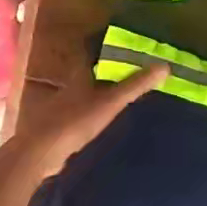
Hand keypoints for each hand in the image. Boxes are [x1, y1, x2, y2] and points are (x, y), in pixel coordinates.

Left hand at [10, 64, 168, 175]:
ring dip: (93, 101)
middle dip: (101, 79)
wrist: (41, 153)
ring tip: (114, 105)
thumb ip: (135, 86)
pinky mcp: (55, 132)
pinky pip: (74, 120)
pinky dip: (86, 120)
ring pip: (79, 100)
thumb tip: (164, 66)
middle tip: (124, 81)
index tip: (121, 53)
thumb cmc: (75, 122)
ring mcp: (58, 112)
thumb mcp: (110, 103)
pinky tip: (96, 129)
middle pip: (85, 80)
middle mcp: (66, 92)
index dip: (104, 54)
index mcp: (77, 80)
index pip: (90, 60)